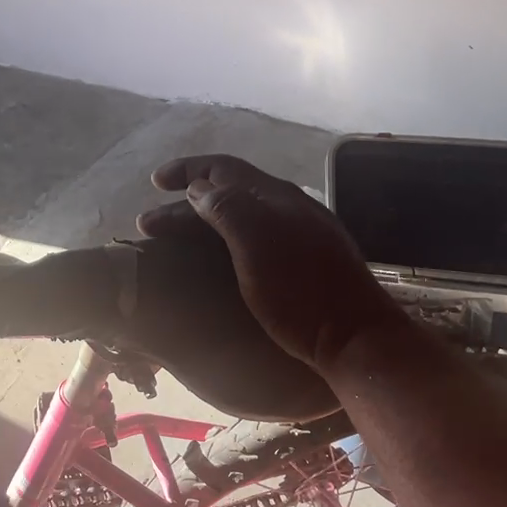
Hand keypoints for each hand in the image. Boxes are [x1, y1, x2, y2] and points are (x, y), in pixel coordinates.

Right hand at [137, 154, 391, 369]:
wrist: (357, 339)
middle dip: (185, 204)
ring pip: (241, 216)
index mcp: (275, 196)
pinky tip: (217, 262)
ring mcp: (300, 235)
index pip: (223, 167)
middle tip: (149, 225)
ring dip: (203, 223)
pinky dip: (223, 241)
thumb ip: (225, 207)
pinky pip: (253, 238)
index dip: (186, 169)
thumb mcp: (255, 243)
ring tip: (175, 244)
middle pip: (229, 192)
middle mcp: (288, 208)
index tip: (154, 183)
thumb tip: (198, 186)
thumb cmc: (301, 290)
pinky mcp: (305, 264)